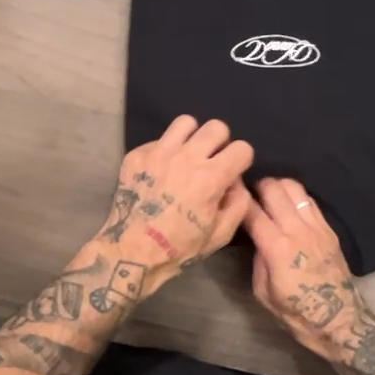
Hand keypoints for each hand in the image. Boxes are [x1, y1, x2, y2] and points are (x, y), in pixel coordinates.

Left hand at [83, 116, 253, 303]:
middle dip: (220, 142)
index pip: (242, 148)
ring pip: (186, 122)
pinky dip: (165, 150)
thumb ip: (238, 202)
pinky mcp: (137, 154)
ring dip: (192, 137)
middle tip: (212, 160)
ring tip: (187, 156)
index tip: (234, 170)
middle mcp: (186, 157)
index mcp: (210, 177)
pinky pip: (159, 139)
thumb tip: (236, 180)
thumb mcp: (221, 233)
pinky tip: (161, 171)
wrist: (133, 251)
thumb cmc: (180, 247)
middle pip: (216, 127)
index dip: (242, 159)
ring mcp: (159, 152)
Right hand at [245, 177, 367, 362]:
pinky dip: (295, 196)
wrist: (339, 320)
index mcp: (277, 248)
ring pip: (294, 187)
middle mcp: (297, 230)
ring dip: (278, 186)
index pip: (253, 212)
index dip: (238, 198)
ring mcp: (316, 227)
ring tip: (269, 195)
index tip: (229, 193)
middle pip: (274, 189)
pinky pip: (309, 200)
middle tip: (250, 193)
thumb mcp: (263, 293)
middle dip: (257, 186)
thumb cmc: (296, 313)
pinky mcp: (329, 229)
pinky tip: (289, 205)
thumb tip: (256, 239)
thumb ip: (257, 261)